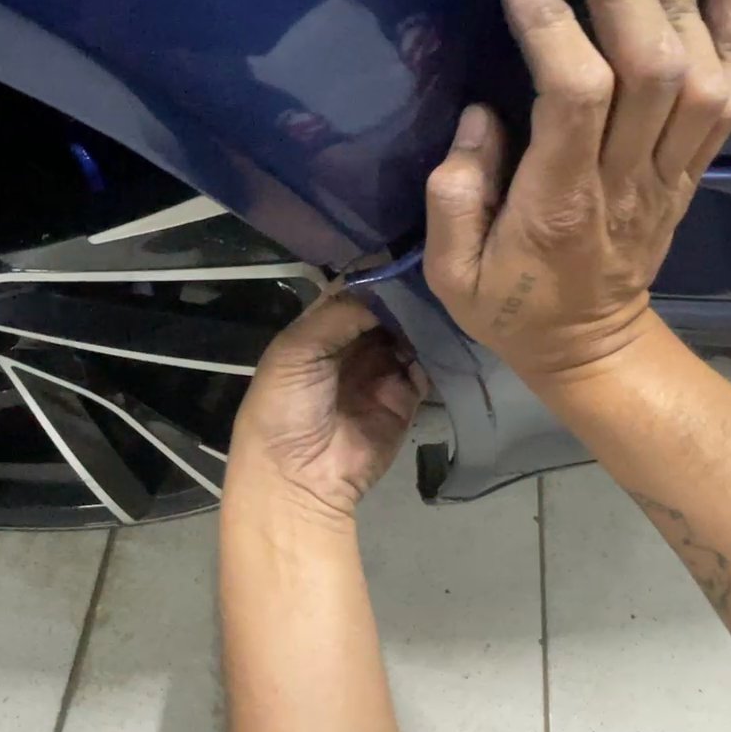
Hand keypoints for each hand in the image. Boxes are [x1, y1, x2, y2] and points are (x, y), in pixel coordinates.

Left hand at [226, 294, 428, 522]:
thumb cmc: (285, 406)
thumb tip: (385, 288)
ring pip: (409, 336)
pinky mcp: (404, 400)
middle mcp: (351, 347)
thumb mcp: (297, 350)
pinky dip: (433, 355)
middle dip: (405, 296)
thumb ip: (339, 313)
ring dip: (423, 322)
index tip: (407, 254)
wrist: (298, 477)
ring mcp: (380, 373)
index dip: (376, 276)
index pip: (353, 293)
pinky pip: (424, 370)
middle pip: (386, 311)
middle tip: (435, 274)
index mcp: (318, 331)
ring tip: (445, 300)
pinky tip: (444, 337)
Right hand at [423, 0, 730, 382]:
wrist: (590, 351)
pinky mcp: (686, 178)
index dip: (553, 29)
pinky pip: (724, 104)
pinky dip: (730, 39)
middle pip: (647, 67)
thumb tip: (482, 118)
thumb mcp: (453, 275)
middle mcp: (624, 182)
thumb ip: (455, 196)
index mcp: (559, 205)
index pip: (573, 97)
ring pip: (695, 77)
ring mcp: (666, 178)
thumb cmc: (513, 312)